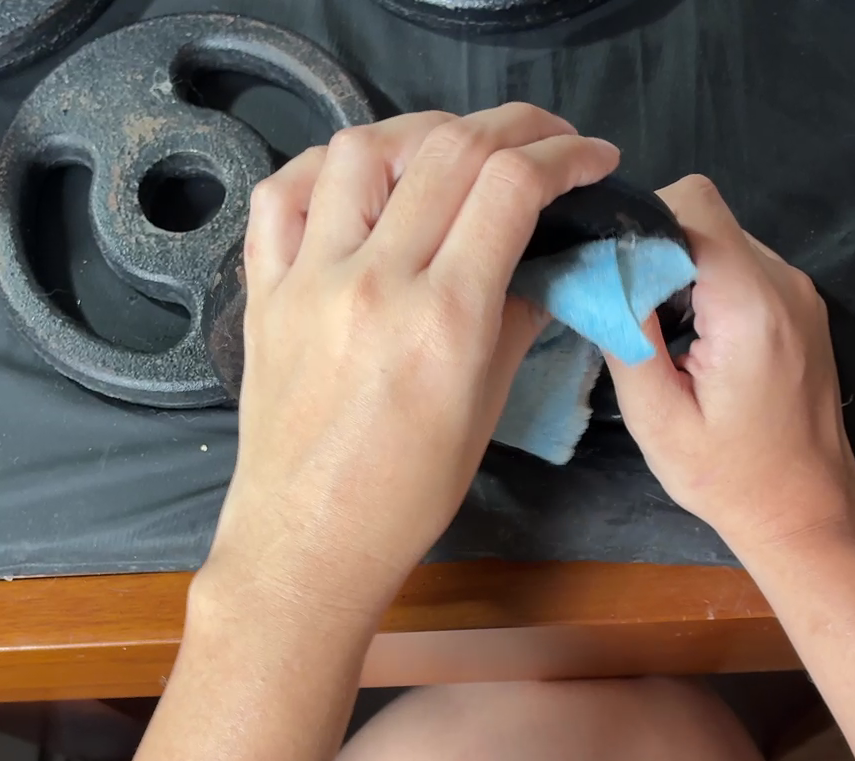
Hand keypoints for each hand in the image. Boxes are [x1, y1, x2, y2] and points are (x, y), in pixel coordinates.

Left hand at [202, 105, 619, 618]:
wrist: (308, 541)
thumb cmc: (404, 499)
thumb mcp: (482, 413)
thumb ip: (515, 322)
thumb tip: (540, 264)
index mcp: (442, 320)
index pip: (509, 187)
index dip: (563, 155)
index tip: (589, 158)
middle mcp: (372, 282)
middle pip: (446, 151)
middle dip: (513, 125)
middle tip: (542, 139)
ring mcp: (307, 281)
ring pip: (359, 150)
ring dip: (419, 133)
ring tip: (450, 152)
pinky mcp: (264, 293)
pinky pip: (279, 195)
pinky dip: (322, 168)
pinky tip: (356, 182)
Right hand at [606, 175, 854, 554]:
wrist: (804, 510)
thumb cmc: (725, 476)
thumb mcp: (656, 418)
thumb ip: (626, 337)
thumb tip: (597, 275)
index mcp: (750, 305)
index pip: (694, 204)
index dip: (641, 224)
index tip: (612, 275)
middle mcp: (784, 282)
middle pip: (706, 219)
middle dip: (655, 253)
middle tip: (628, 316)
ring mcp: (799, 292)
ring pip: (721, 241)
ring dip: (679, 274)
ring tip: (659, 336)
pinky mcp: (800, 307)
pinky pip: (740, 269)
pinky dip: (704, 288)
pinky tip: (691, 342)